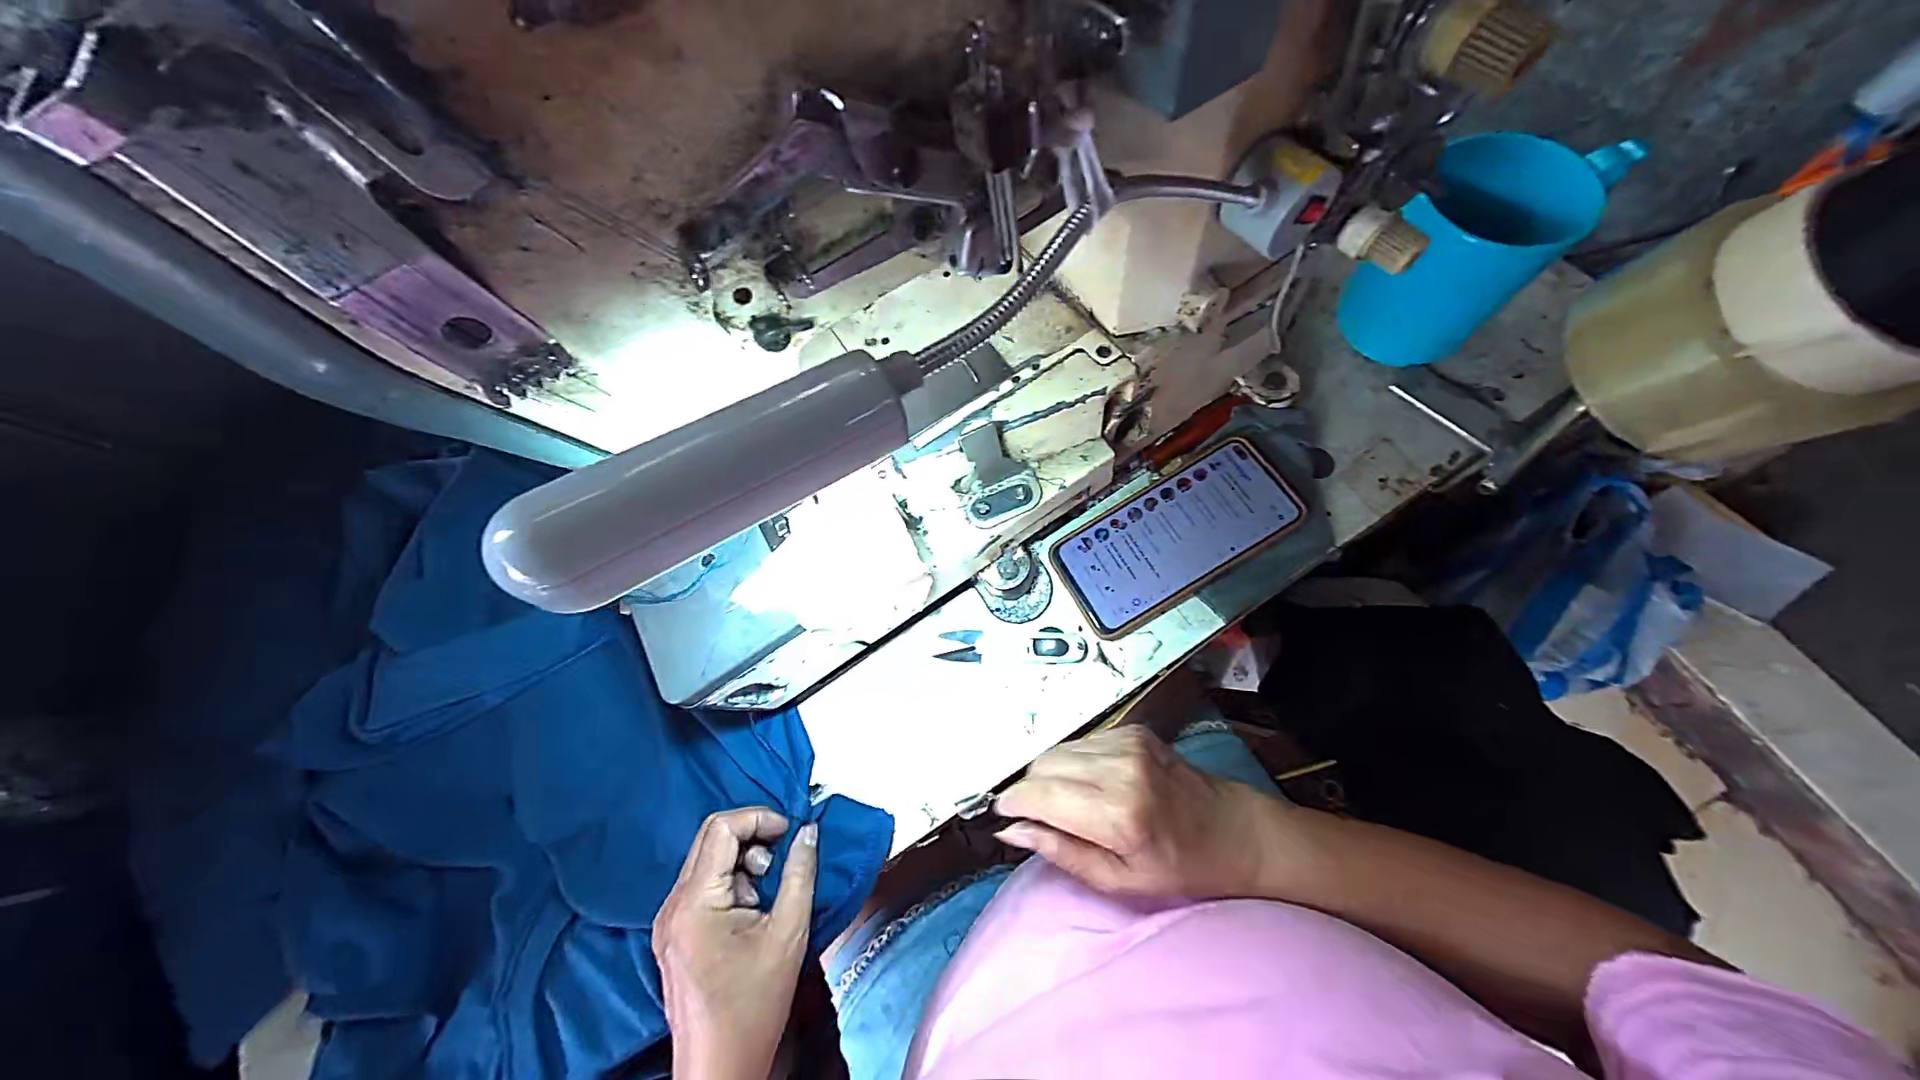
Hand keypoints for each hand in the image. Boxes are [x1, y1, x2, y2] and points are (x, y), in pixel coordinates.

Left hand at [653, 807, 817, 1079]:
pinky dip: (732, 882)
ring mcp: (668, 920)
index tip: (790, 832)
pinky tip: (752, 908)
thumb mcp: (788, 932)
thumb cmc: (755, 1004)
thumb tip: (808, 830)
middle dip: (752, 837)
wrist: (720, 1067)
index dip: (759, 818)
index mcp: (694, 903)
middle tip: (781, 860)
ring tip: (768, 893)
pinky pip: (703, 885)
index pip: (721, 828)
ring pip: (707, 860)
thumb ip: (800, 873)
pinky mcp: (673, 933)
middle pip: (710, 837)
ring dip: (743, 861)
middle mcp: (672, 905)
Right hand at [994, 726, 1286, 897]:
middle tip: (1036, 815)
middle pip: (1043, 765)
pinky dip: (1072, 762)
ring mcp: (1128, 742)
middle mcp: (1120, 768)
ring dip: (1049, 774)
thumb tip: (1011, 830)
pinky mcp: (1133, 730)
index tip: (1001, 814)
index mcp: (1118, 814)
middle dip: (1029, 789)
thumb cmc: (1180, 868)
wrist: (1234, 830)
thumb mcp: (1119, 881)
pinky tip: (1089, 784)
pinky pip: (1080, 742)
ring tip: (1067, 802)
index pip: (1041, 794)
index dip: (1013, 802)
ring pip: (1058, 749)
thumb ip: (1061, 852)